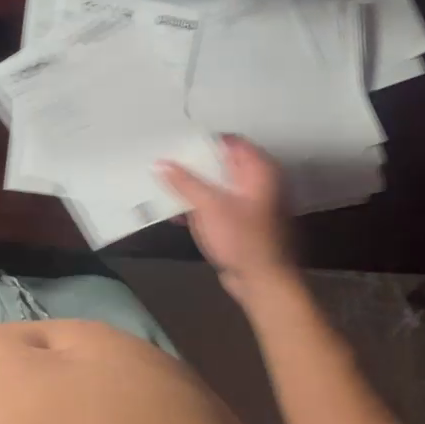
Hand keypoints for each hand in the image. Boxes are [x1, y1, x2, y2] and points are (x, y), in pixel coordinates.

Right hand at [157, 136, 297, 303]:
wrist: (263, 282)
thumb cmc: (241, 239)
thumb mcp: (208, 205)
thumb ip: (183, 182)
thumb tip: (160, 162)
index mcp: (259, 170)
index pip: (229, 141)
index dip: (203, 142)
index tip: (176, 145)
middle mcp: (259, 182)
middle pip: (222, 163)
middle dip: (193, 166)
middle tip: (166, 165)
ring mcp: (252, 203)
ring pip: (218, 185)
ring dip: (193, 188)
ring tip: (165, 188)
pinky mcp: (243, 223)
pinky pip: (218, 205)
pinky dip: (200, 206)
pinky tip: (176, 214)